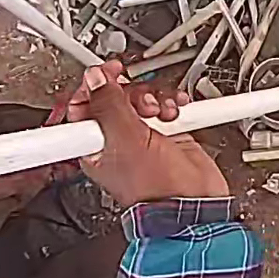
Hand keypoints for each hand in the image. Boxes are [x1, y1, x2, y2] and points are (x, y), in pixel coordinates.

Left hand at [60, 61, 227, 206]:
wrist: (194, 203)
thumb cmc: (155, 190)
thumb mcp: (125, 140)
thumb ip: (109, 105)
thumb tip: (96, 79)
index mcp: (95, 145)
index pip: (83, 106)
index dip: (93, 86)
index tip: (104, 73)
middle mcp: (118, 139)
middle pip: (117, 97)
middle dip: (133, 93)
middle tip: (143, 103)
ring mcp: (145, 136)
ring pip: (144, 98)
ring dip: (157, 98)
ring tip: (163, 112)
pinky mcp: (169, 133)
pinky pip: (168, 105)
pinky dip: (174, 102)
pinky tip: (177, 109)